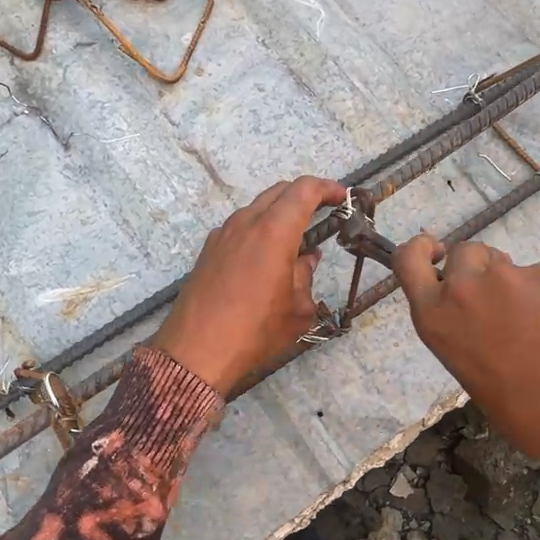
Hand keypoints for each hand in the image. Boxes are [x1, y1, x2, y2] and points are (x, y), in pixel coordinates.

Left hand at [151, 177, 346, 394]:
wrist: (197, 351)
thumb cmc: (255, 330)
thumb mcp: (297, 309)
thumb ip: (306, 276)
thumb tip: (307, 259)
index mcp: (274, 231)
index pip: (304, 190)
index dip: (327, 188)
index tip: (342, 198)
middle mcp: (246, 222)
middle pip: (279, 192)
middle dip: (304, 196)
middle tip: (323, 214)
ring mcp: (222, 234)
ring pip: (256, 209)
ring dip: (279, 214)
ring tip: (295, 241)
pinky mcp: (208, 250)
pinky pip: (239, 228)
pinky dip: (258, 230)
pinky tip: (265, 258)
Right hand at [395, 236, 539, 495]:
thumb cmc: (525, 412)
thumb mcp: (471, 373)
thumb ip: (465, 331)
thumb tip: (484, 318)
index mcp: (437, 317)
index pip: (409, 259)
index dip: (422, 249)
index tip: (437, 253)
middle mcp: (467, 288)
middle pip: (465, 252)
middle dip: (480, 268)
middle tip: (500, 302)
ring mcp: (513, 276)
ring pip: (510, 266)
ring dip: (519, 286)